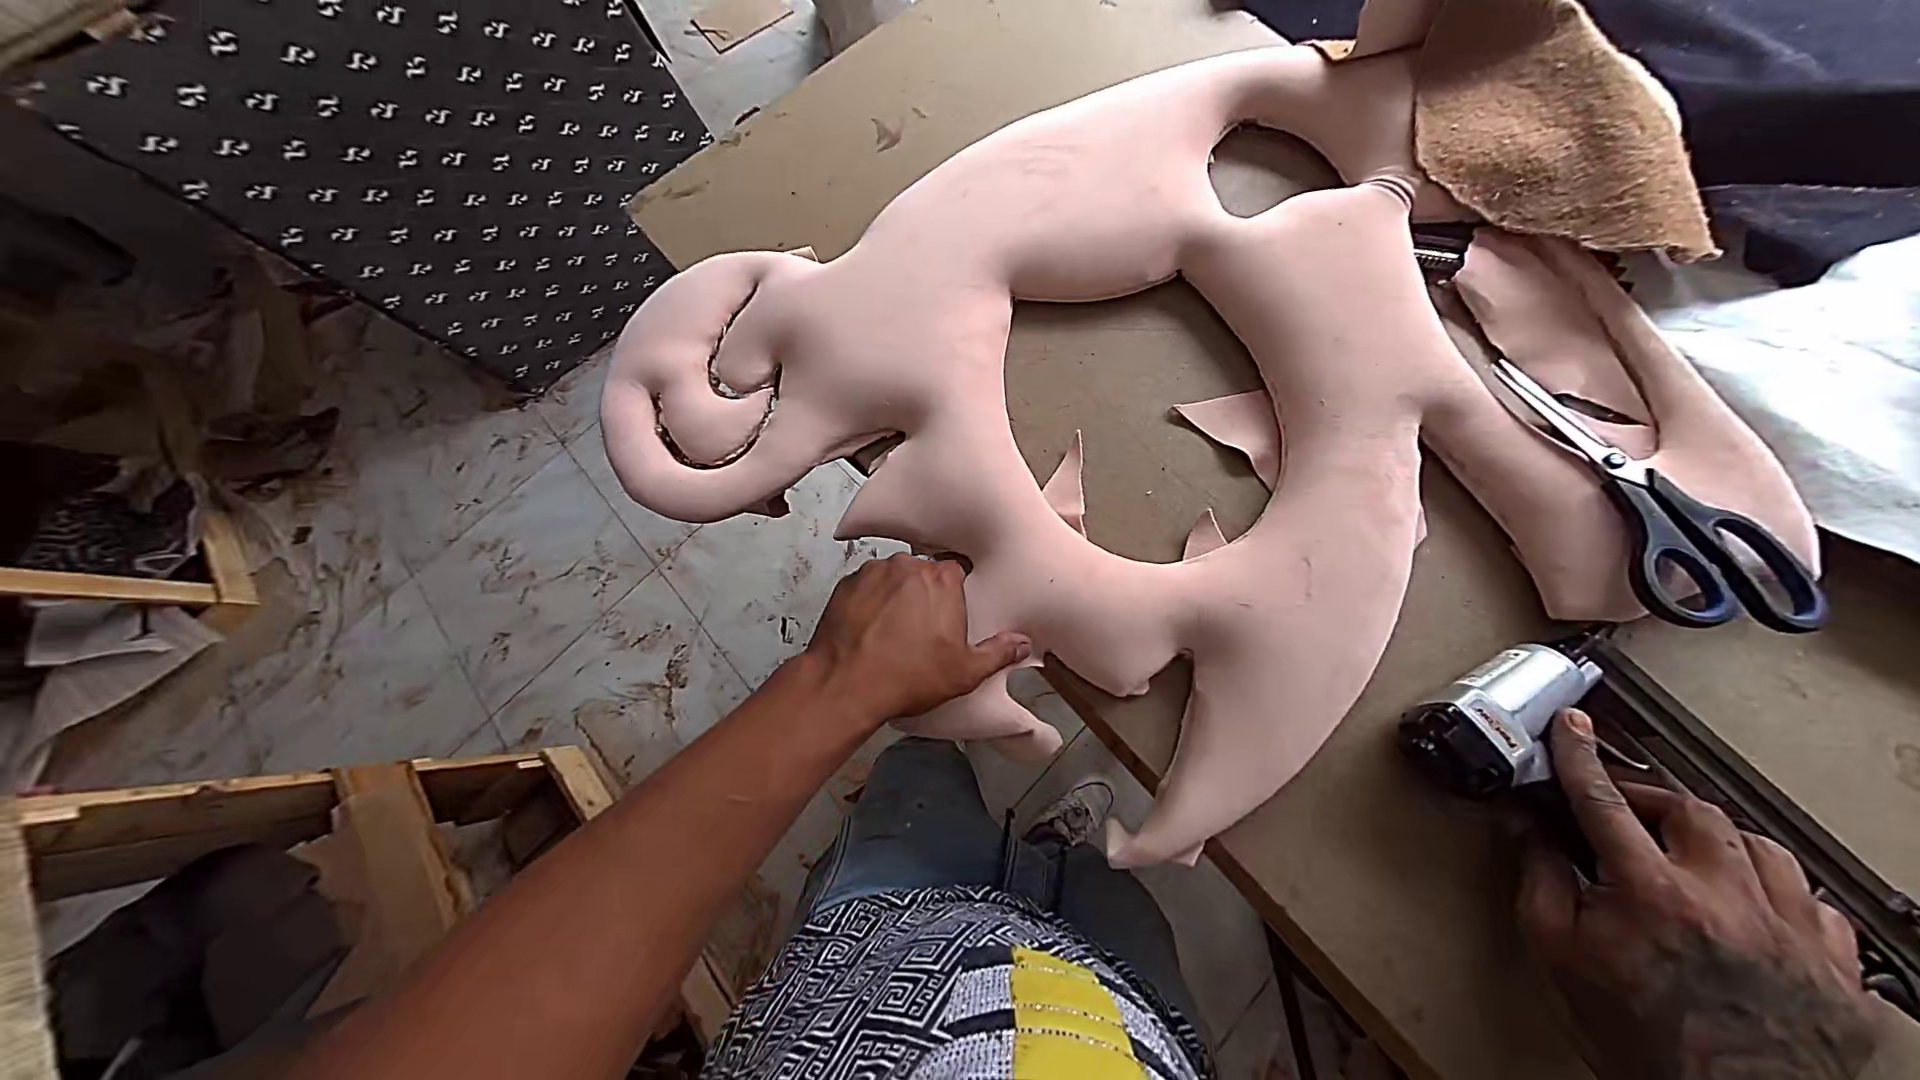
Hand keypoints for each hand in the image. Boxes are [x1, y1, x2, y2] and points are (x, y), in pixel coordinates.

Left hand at [800, 553, 1029, 723]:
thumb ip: (998, 653)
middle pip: (924, 573)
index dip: (955, 592)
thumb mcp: (964, 672)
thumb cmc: (905, 676)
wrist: (846, 684)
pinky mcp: (847, 585)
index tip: (951, 610)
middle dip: (924, 595)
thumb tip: (1019, 644)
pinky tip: (870, 630)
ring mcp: (875, 573)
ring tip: (892, 631)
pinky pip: (865, 587)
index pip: (957, 570)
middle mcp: (909, 567)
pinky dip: (868, 603)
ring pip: (893, 578)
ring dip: (895, 596)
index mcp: (943, 580)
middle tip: (923, 628)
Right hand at [1517, 709, 1882, 1079]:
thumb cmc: (1638, 1037)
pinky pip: (1815, 903)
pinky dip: (1775, 884)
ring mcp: (1795, 938)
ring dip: (1713, 834)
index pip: (1604, 801)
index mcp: (1654, 896)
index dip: (1579, 755)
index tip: (1572, 726)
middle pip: (1694, 812)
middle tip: (1619, 802)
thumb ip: (1539, 878)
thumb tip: (1527, 828)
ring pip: (1763, 848)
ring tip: (1681, 844)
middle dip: (1648, 796)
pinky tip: (1747, 894)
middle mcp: (1731, 904)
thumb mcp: (1555, 950)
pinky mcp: (1841, 975)